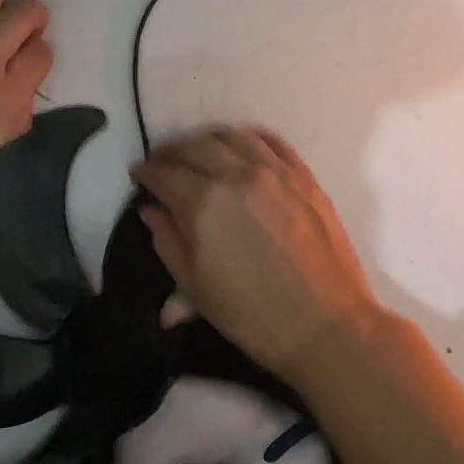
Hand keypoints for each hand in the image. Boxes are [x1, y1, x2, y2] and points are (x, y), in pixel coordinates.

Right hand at [132, 127, 379, 383]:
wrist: (325, 326)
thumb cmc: (251, 314)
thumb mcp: (194, 287)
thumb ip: (167, 241)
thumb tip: (151, 211)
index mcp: (203, 203)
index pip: (164, 173)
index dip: (146, 172)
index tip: (139, 174)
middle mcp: (235, 175)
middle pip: (194, 146)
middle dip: (171, 151)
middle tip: (163, 162)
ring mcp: (274, 172)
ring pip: (231, 136)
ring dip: (207, 140)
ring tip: (199, 152)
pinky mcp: (304, 177)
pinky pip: (271, 141)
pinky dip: (248, 138)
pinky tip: (242, 147)